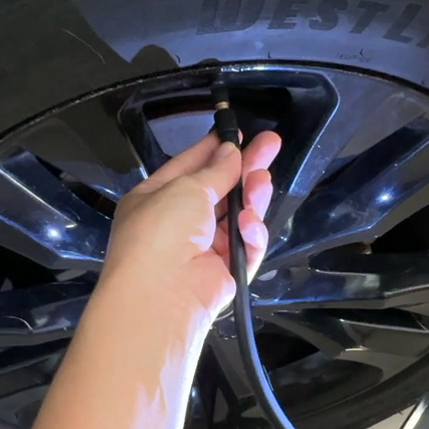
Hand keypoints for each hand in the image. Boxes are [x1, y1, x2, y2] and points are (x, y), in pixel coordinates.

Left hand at [99, 129, 280, 325]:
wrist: (160, 296)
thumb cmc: (160, 232)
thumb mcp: (184, 188)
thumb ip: (215, 171)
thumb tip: (231, 152)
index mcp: (156, 198)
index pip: (189, 166)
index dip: (214, 149)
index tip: (238, 132)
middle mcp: (178, 223)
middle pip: (220, 189)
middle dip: (246, 167)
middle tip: (273, 143)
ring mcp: (203, 249)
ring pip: (237, 215)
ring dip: (251, 197)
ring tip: (262, 181)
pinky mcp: (226, 271)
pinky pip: (246, 246)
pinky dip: (251, 233)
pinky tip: (249, 223)